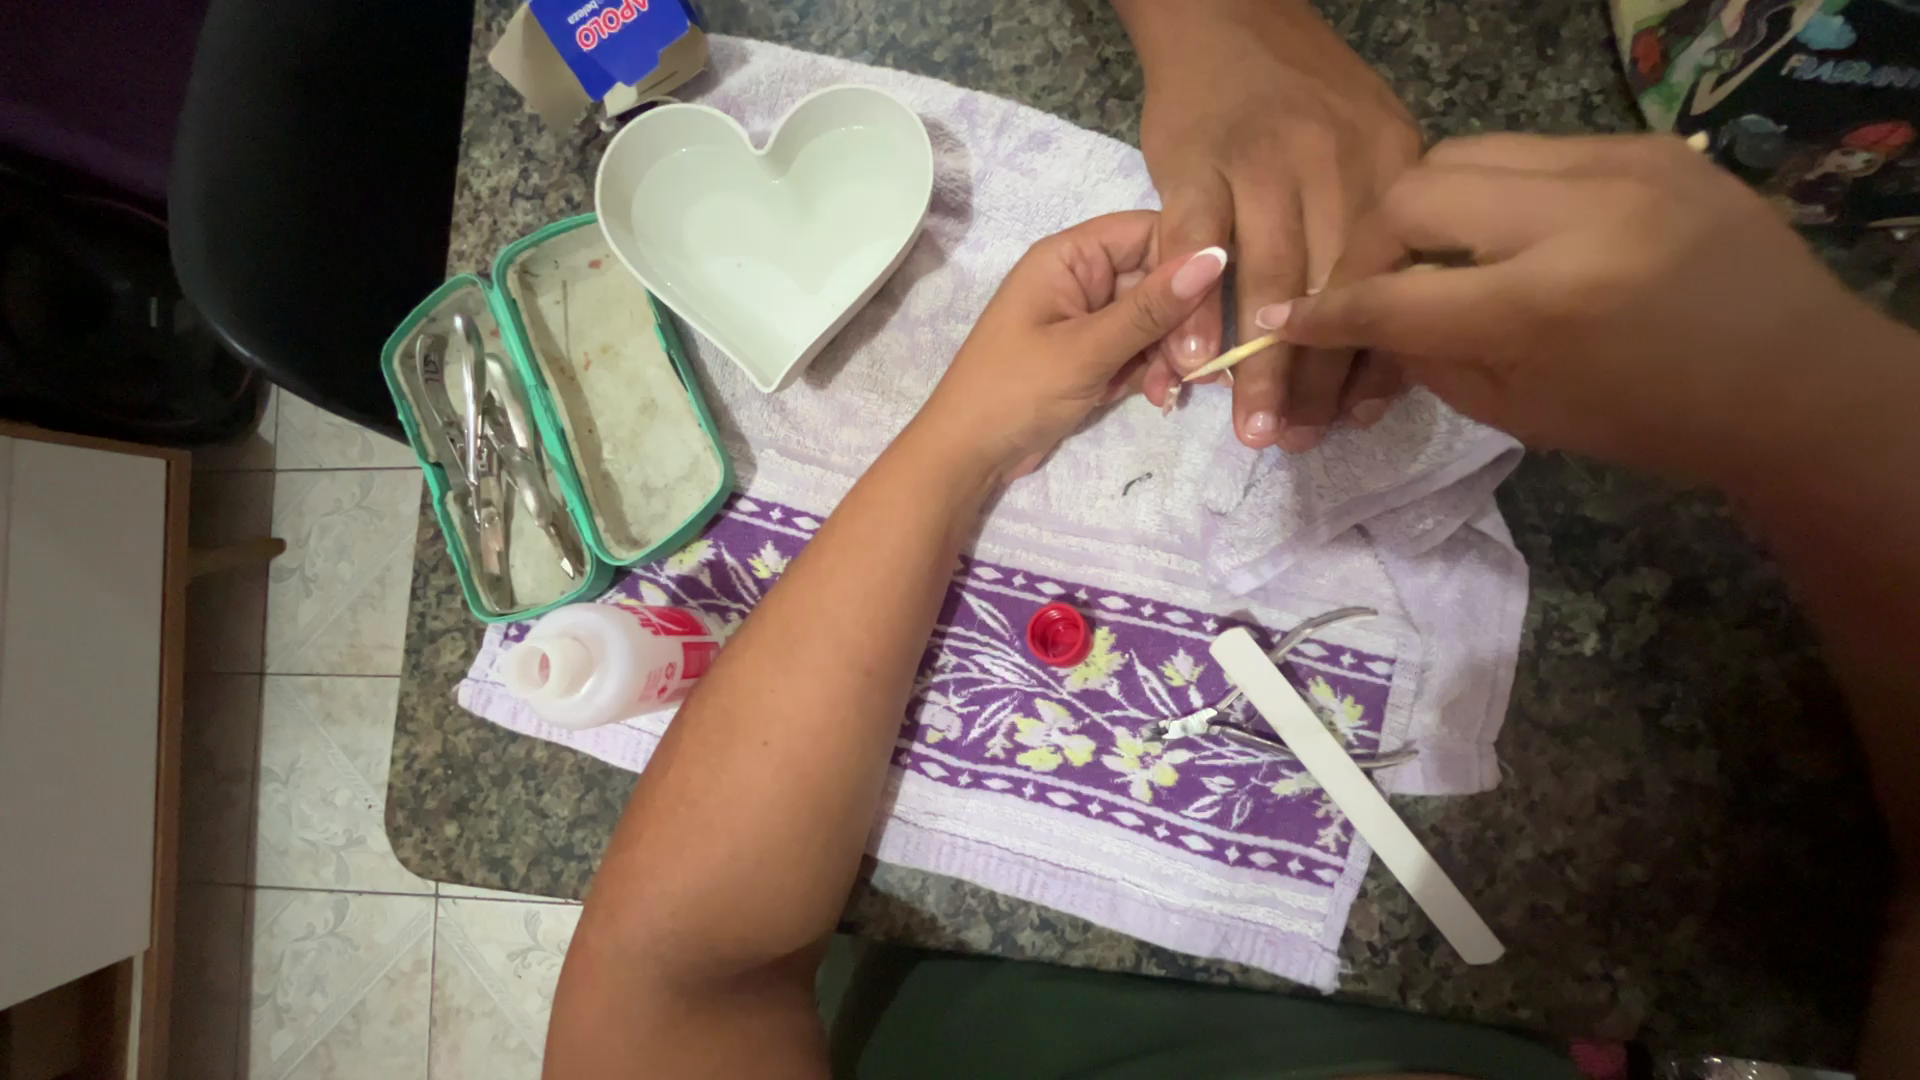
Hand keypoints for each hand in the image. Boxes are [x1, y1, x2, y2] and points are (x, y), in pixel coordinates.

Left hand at [914, 212, 1224, 479]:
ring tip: (1172, 390)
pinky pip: (1138, 352)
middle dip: (1181, 324)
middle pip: (1158, 281)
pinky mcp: (1092, 357)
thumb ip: (1150, 308)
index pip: (1150, 232)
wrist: (969, 455)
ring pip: (1154, 322)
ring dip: (1170, 355)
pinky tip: (1160, 397)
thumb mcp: (1085, 350)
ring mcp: (1088, 321)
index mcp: (1070, 257)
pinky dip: (1152, 373)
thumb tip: (1217, 254)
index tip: (1217, 304)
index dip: (1190, 261)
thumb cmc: (1014, 392)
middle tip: (1198, 366)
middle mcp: (1082, 279)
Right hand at [1118, 0, 1421, 450]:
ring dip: (1259, 362)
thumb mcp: (1366, 149)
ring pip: (1268, 277)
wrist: (1231, 19)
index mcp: (1391, 168)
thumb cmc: (1300, 102)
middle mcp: (1336, 165)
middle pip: (1331, 289)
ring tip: (1253, 427)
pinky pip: (1195, 243)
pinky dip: (1191, 305)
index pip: (1386, 280)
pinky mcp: (1197, 163)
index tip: (1353, 420)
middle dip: (1315, 377)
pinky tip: (1191, 363)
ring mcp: (1262, 162)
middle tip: (1298, 442)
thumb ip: (1370, 232)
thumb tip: (1372, 338)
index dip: (1370, 356)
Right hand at [1257, 134, 1896, 484]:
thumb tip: (1354, 319)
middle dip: (1363, 247)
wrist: (1791, 381)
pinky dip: (1475, 196)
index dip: (1324, 313)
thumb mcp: (1507, 406)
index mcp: (1543, 305)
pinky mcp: (1640, 147)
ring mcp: (1619, 166)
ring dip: (1413, 212)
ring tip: (1413, 258)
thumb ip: (1421, 351)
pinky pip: (1517, 154)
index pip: (1391, 296)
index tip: (1280, 321)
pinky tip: (1480, 237)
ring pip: (1457, 155)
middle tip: (1357, 288)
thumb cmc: (1639, 419)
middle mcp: (1579, 216)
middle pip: (1411, 196)